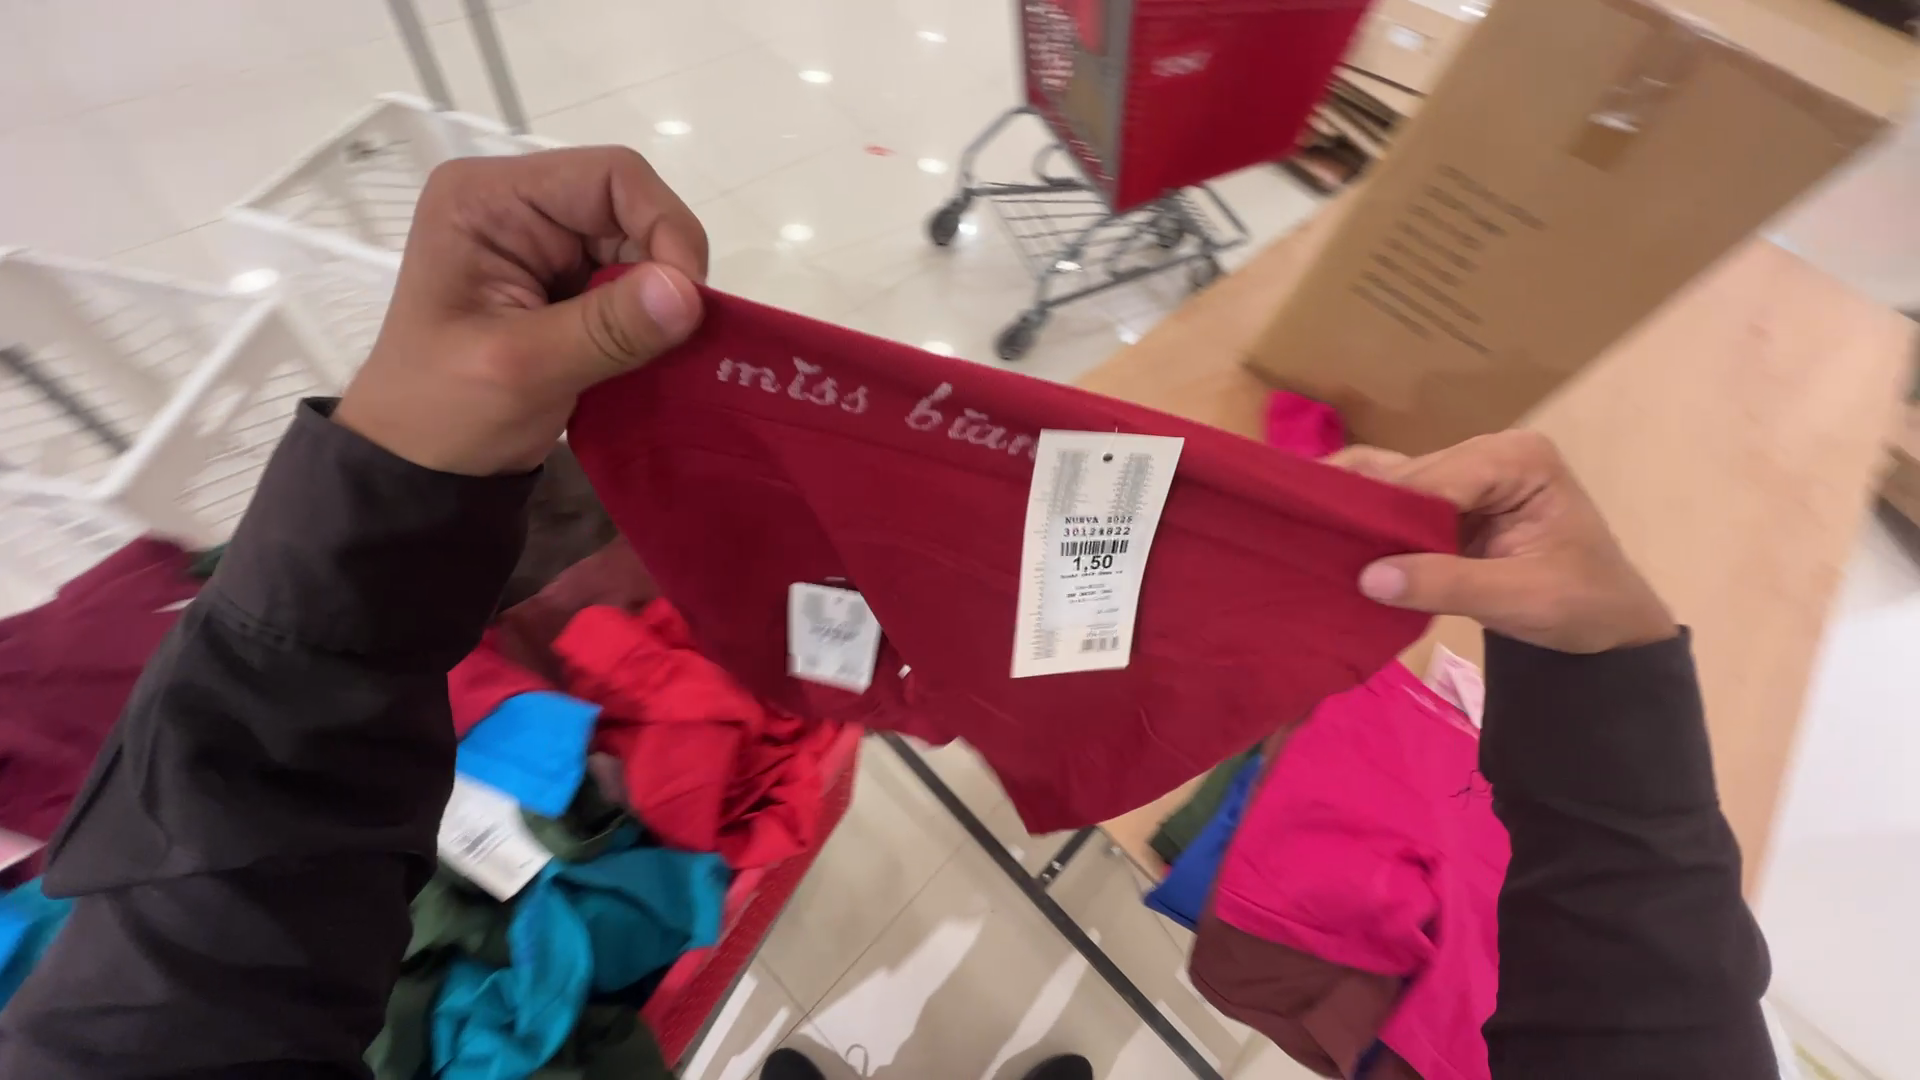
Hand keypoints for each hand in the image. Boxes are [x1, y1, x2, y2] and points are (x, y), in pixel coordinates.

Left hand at [333, 146, 707, 474]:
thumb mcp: (524, 367)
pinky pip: (640, 289)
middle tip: (678, 339)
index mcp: (493, 201)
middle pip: (636, 212)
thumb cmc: (450, 409)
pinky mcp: (573, 289)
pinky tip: (655, 355)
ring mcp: (551, 250)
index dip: (666, 229)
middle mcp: (525, 209)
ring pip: (646, 253)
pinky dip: (659, 322)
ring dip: (667, 303)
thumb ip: (608, 328)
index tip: (688, 302)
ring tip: (662, 353)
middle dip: (668, 272)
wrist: (430, 461)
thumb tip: (690, 292)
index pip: (612, 178)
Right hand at [1331, 431, 1676, 653]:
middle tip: (1308, 543)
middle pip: (1402, 477)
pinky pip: (1388, 493)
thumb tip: (1368, 578)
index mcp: (1516, 459)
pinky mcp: (1443, 493)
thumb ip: (1448, 584)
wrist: (1604, 621)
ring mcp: (1461, 470)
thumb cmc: (1580, 604)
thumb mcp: (1523, 599)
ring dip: (1350, 509)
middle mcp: (1484, 452)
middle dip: (1360, 511)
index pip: (1431, 480)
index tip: (1341, 551)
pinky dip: (1357, 511)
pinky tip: (1323, 526)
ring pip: (1385, 480)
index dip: (1384, 514)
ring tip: (1304, 532)